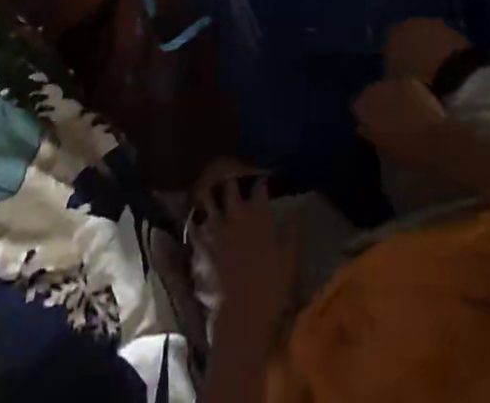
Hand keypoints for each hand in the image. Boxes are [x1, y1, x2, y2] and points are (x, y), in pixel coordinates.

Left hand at [197, 176, 297, 328]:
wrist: (243, 313)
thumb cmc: (272, 286)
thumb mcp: (290, 259)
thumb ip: (292, 234)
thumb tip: (295, 215)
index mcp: (259, 218)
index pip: (259, 190)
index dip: (260, 182)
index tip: (262, 179)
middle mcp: (236, 218)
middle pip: (230, 189)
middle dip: (231, 179)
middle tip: (231, 174)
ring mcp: (216, 232)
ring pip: (208, 203)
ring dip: (209, 194)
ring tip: (208, 189)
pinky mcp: (203, 248)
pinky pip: (195, 228)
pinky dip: (195, 222)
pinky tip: (194, 220)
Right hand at [352, 77, 457, 167]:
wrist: (433, 140)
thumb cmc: (405, 149)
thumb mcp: (381, 144)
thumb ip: (368, 131)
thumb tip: (362, 125)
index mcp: (364, 110)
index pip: (356, 104)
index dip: (363, 111)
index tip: (369, 119)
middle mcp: (375, 92)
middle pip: (370, 91)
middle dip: (375, 99)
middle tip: (385, 111)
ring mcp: (393, 84)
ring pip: (387, 86)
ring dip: (390, 94)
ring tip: (401, 106)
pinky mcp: (409, 81)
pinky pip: (403, 84)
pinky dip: (406, 91)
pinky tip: (414, 101)